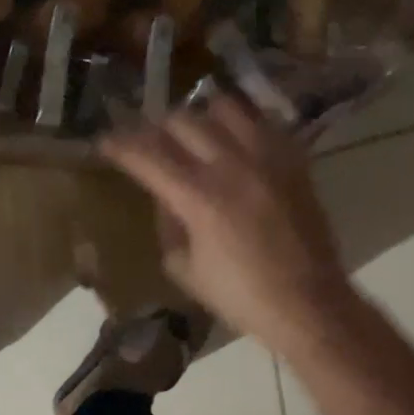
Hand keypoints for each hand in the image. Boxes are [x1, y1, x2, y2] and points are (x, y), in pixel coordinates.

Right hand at [100, 97, 356, 342]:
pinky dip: (242, 126)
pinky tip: (234, 141)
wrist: (309, 305)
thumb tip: (165, 199)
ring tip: (193, 133)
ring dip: (200, 117)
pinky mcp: (294, 163)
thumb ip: (168, 227)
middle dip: (155, 128)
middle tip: (147, 141)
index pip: (146, 155)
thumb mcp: (185, 269)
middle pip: (182, 121)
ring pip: (224, 109)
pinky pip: (264, 124)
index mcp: (198, 198)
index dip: (119, 145)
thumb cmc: (241, 296)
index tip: (104, 142)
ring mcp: (266, 160)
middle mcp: (231, 167)